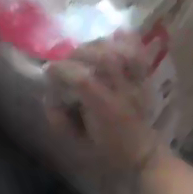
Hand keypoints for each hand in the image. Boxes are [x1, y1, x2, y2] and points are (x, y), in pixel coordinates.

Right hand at [46, 36, 168, 193]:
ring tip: (85, 50)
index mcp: (105, 109)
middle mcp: (122, 92)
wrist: (145, 158)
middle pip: (104, 59)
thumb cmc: (109, 154)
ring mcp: (136, 84)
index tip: (47, 70)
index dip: (61, 70)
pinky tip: (113, 35)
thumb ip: (61, 120)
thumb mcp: (78, 144)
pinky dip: (126, 40)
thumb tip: (49, 96)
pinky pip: (139, 54)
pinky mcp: (144, 81)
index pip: (82, 80)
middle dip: (79, 53)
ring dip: (99, 45)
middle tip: (65, 59)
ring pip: (121, 52)